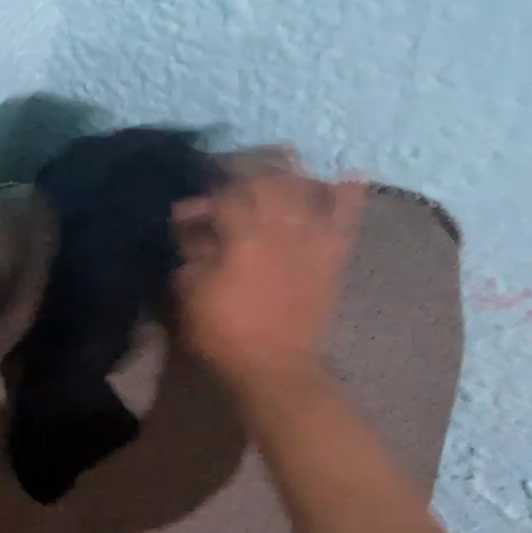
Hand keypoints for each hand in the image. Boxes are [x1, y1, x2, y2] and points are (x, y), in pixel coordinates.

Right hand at [172, 163, 366, 394]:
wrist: (274, 366)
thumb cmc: (221, 331)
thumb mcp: (188, 290)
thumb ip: (191, 251)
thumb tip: (190, 227)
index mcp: (242, 236)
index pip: (223, 197)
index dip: (202, 198)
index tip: (184, 208)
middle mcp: (283, 227)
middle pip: (267, 181)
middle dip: (245, 170)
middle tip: (225, 171)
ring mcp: (313, 239)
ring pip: (305, 189)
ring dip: (288, 173)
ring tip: (274, 166)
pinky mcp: (332, 254)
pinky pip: (346, 215)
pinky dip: (347, 194)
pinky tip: (347, 176)